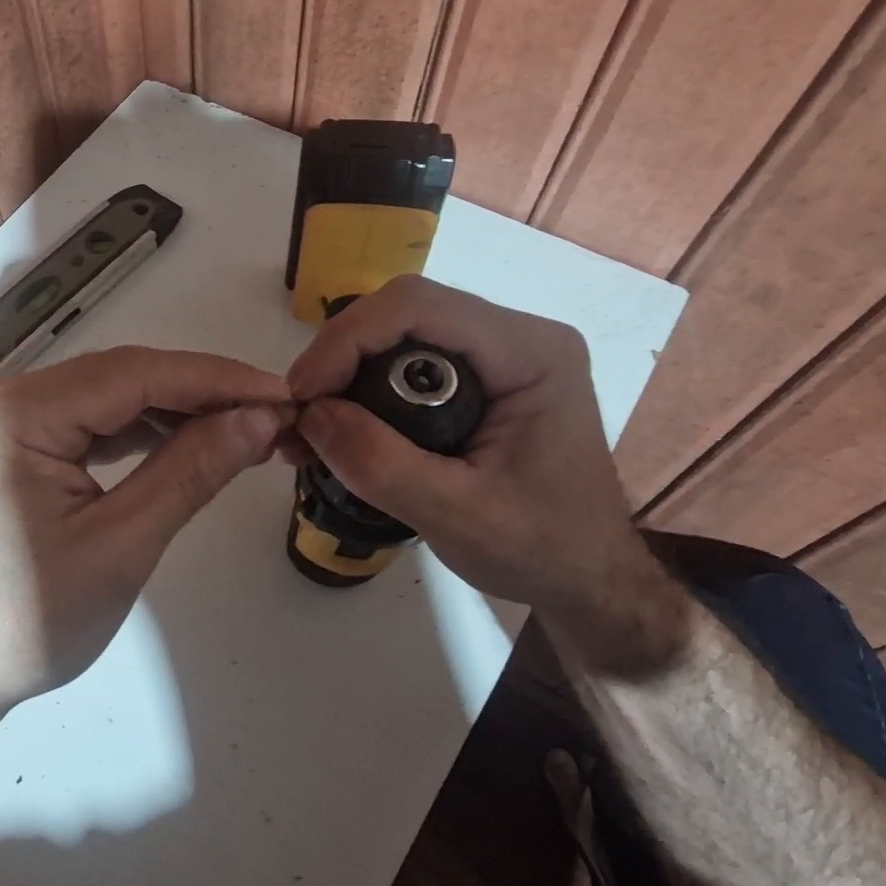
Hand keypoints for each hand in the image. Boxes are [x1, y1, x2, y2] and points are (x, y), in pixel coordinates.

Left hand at [0, 347, 292, 718]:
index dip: (215, 380)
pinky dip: (132, 435)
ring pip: (102, 400)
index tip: (283, 394)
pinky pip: (80, 426)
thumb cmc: (27, 622)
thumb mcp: (119, 545)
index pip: (133, 373)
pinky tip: (180, 444)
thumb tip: (261, 419)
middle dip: (197, 395)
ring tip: (240, 431)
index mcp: (12, 412)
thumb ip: (190, 471)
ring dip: (170, 414)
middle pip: (116, 379)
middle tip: (272, 416)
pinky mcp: (4, 450)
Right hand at [286, 277, 676, 649]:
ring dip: (344, 371)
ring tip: (311, 425)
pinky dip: (362, 386)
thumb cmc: (539, 549)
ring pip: (397, 331)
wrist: (586, 577)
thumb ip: (381, 464)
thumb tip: (309, 415)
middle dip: (339, 354)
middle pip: (402, 311)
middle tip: (300, 413)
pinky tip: (339, 427)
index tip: (303, 396)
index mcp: (530, 353)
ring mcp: (498, 353)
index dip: (347, 340)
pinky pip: (406, 359)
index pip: (418, 307)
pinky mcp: (479, 377)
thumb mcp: (456, 515)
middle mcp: (516, 336)